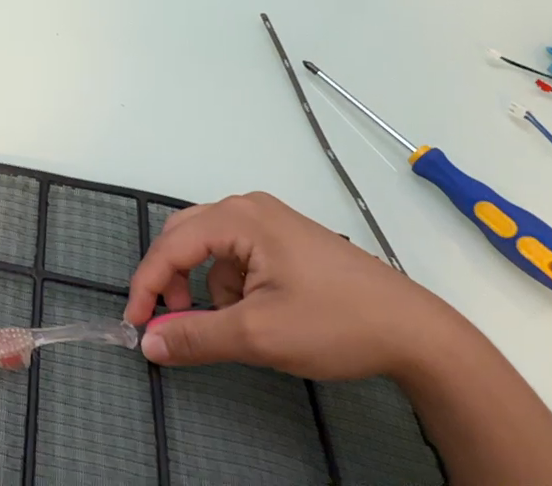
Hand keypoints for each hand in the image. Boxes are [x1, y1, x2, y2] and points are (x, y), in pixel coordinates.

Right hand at [123, 192, 464, 380]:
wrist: (415, 332)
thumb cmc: (335, 324)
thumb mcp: (258, 336)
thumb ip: (196, 336)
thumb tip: (148, 343)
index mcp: (239, 218)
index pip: (170, 246)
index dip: (147, 286)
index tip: (136, 326)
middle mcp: (248, 208)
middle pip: (184, 237)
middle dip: (175, 282)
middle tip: (178, 323)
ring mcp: (270, 221)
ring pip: (209, 249)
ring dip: (207, 287)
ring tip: (234, 325)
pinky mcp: (286, 239)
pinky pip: (236, 255)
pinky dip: (231, 285)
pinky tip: (259, 313)